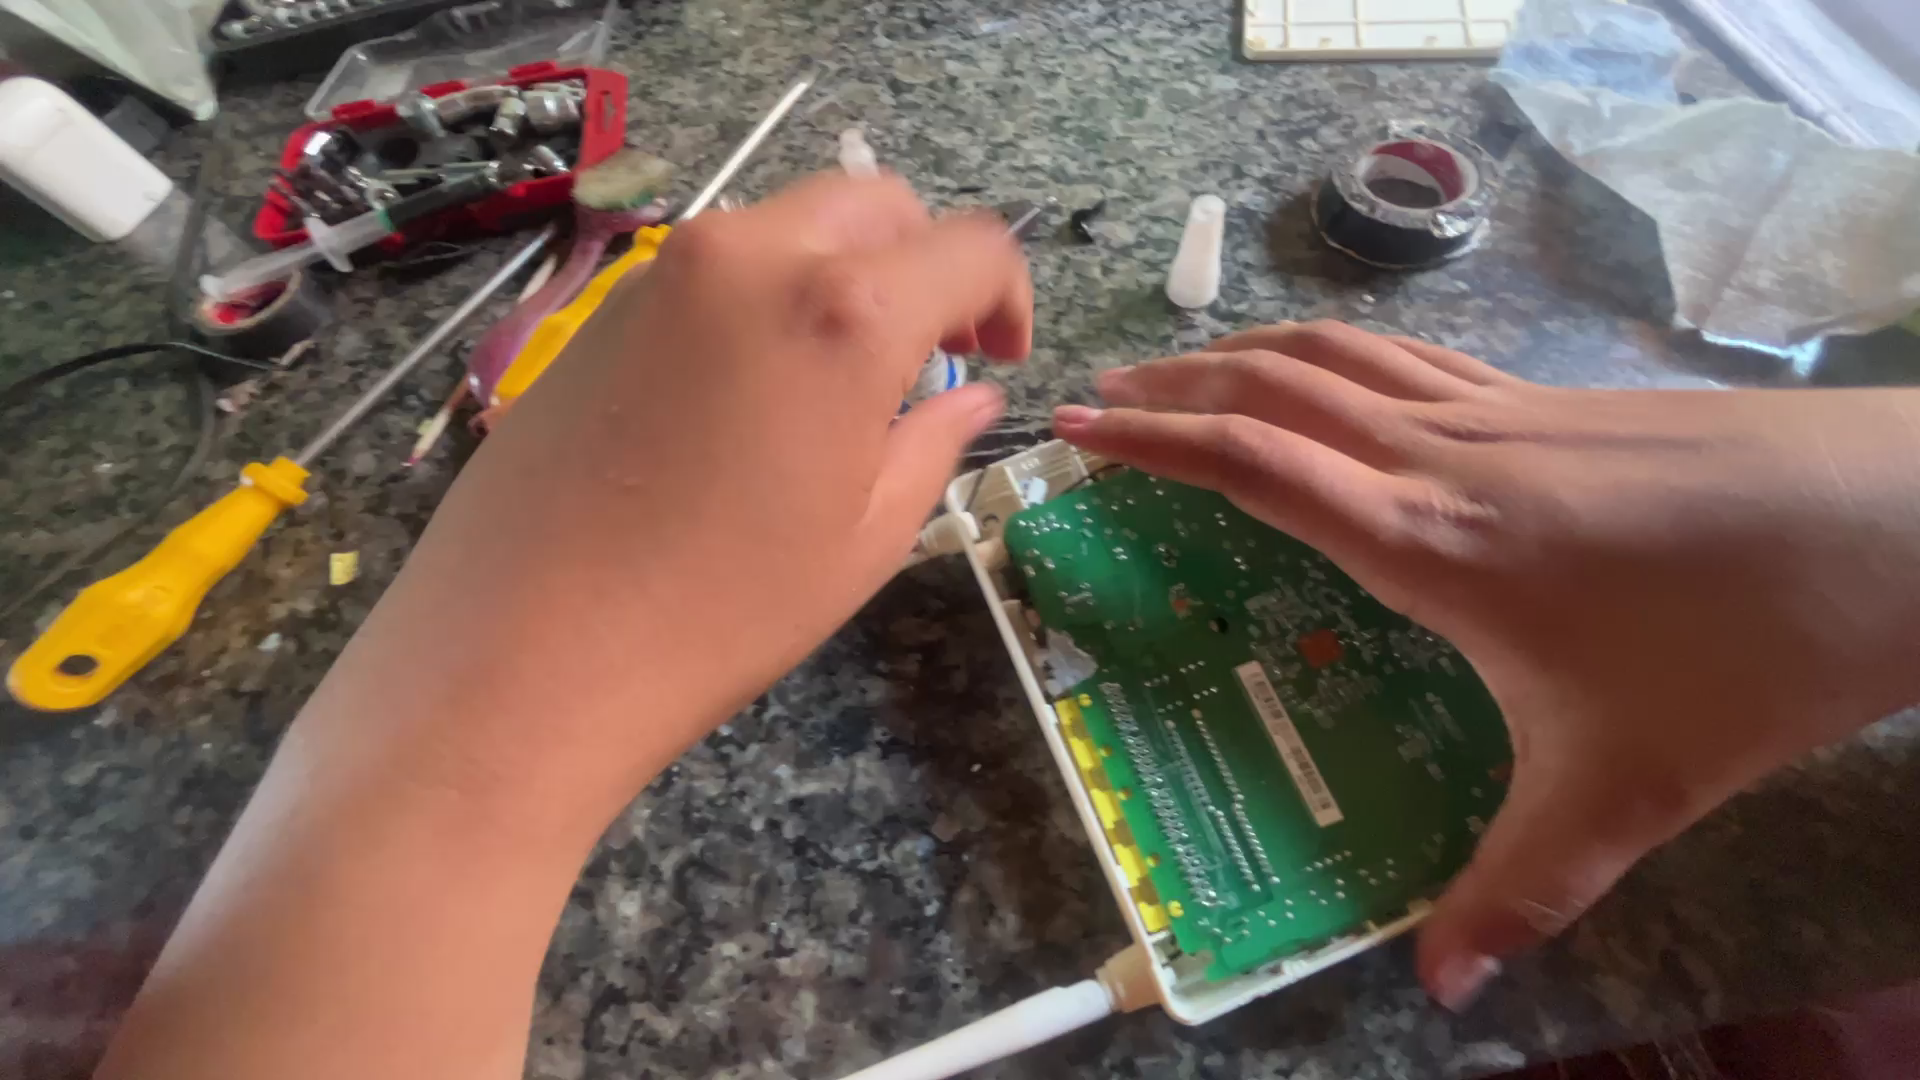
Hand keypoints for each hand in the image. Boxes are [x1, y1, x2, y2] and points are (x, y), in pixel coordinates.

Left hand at [326, 172, 1030, 822]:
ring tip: (846, 378)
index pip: (970, 247)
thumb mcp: (870, 534)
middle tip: (933, 356)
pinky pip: (726, 263)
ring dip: (852, 276)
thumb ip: (935, 440)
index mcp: (844, 313)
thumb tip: (973, 395)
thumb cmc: (729, 607)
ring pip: (799, 223)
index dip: (1009, 294)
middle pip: (881, 205)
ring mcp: (668, 266)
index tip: (999, 358)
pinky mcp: (608, 298)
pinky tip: (761, 387)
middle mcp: (755, 253)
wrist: (529, 651)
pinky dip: (777, 294)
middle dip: (930, 267)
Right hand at [1052, 322, 1919, 1008]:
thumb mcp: (1622, 788)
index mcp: (1420, 538)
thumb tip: (1444, 990)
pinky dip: (1304, 348)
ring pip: (1316, 354)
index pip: (1248, 462)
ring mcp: (1473, 408)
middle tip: (1094, 402)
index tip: (1081, 433)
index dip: (1150, 440)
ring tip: (1161, 373)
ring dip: (1225, 356)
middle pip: (1261, 391)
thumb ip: (1518, 888)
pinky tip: (1287, 369)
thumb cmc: (1749, 651)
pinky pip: (1378, 353)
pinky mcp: (1513, 392)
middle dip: (1162, 389)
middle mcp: (1426, 454)